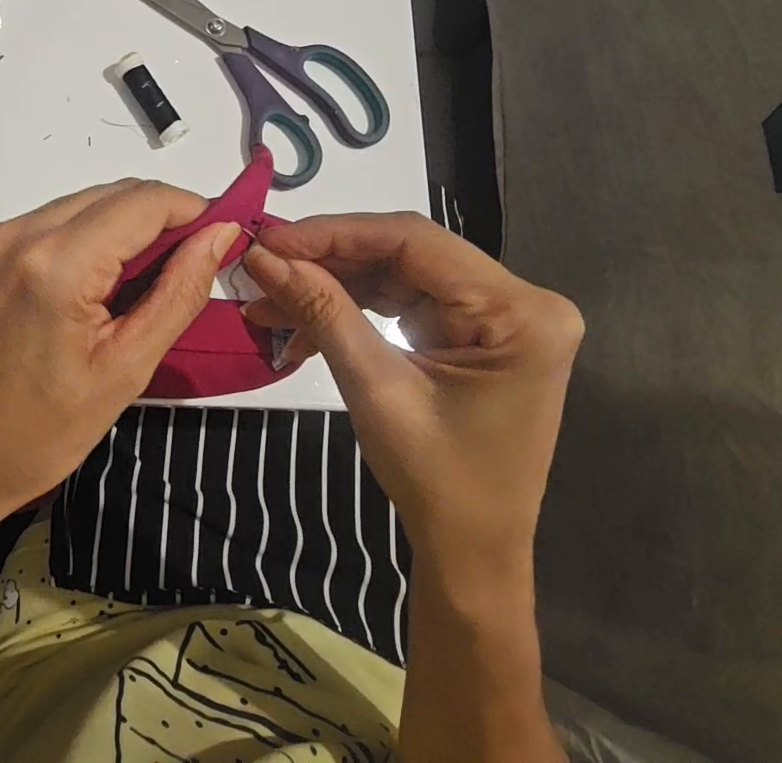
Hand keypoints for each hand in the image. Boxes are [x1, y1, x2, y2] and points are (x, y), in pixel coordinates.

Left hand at [0, 180, 243, 528]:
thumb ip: (180, 291)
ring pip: (84, 203)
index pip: (144, 202)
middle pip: (113, 195)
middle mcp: (18, 234)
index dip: (192, 211)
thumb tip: (220, 235)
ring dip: (123, 230)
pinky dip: (85, 238)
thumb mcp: (129, 365)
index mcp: (55, 265)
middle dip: (161, 221)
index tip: (219, 238)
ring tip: (138, 285)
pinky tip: (93, 284)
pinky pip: (52, 220)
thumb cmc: (47, 427)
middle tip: (187, 266)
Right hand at [241, 213, 582, 574]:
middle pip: (406, 255)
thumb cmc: (435, 479)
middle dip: (327, 262)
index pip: (415, 242)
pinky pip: (404, 303)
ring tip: (269, 305)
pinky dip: (352, 311)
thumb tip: (263, 257)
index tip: (270, 241)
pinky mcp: (474, 334)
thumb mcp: (374, 387)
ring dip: (332, 288)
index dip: (335, 234)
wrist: (470, 548)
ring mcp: (497, 318)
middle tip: (261, 269)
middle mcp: (519, 302)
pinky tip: (302, 326)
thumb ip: (322, 311)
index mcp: (519, 313)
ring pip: (398, 276)